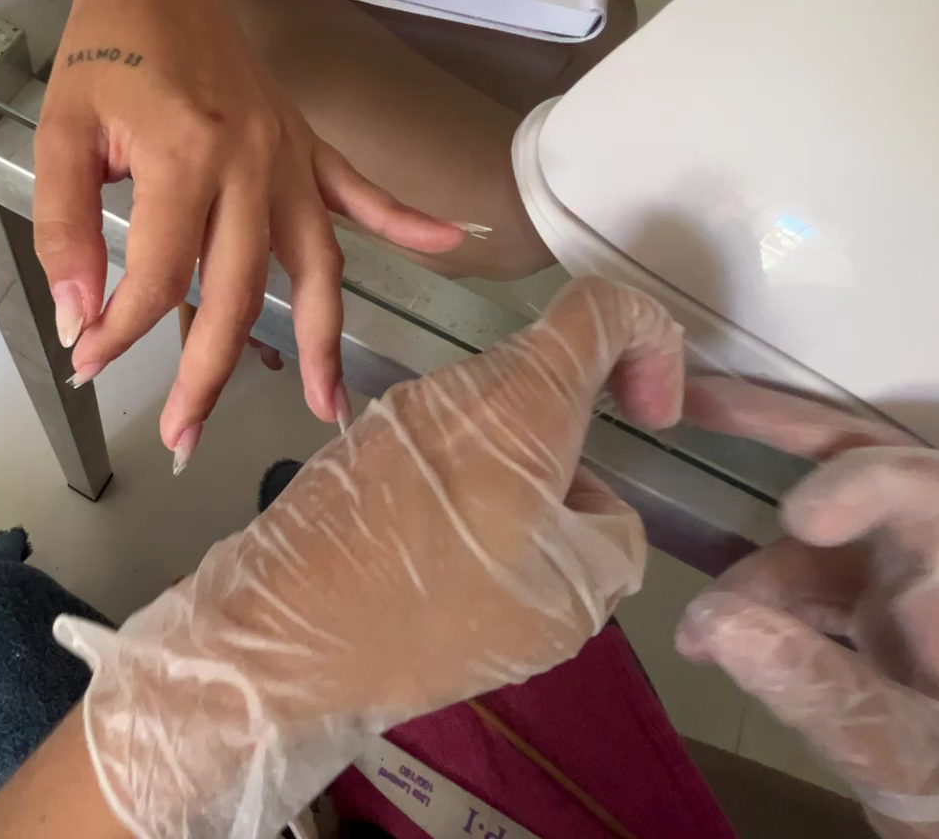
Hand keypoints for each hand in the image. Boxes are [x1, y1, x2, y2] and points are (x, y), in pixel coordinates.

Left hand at [33, 0, 467, 463]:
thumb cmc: (104, 52)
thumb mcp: (60, 135)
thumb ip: (64, 227)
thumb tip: (78, 316)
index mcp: (185, 160)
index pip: (157, 277)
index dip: (118, 330)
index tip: (87, 359)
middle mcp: (252, 167)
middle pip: (240, 295)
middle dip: (208, 376)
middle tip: (182, 441)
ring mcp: (289, 158)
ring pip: (315, 267)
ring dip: (323, 341)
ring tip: (325, 408)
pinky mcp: (306, 147)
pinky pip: (361, 192)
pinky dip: (405, 222)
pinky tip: (448, 243)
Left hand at [55, 278, 684, 838]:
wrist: (288, 632)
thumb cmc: (437, 614)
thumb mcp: (575, 594)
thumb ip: (608, 525)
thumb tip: (577, 496)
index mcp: (518, 404)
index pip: (597, 307)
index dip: (650, 341)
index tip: (649, 419)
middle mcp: (453, 387)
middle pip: (542, 372)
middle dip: (577, 438)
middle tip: (568, 532)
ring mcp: (397, 410)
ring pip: (490, 415)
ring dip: (519, 471)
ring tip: (501, 562)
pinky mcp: (359, 442)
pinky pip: (440, 441)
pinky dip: (468, 481)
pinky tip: (446, 555)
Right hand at [675, 378, 938, 838]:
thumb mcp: (903, 768)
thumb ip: (812, 690)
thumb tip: (707, 617)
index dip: (873, 480)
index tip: (791, 516)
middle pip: (886, 467)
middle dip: (787, 428)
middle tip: (697, 402)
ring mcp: (924, 596)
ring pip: (831, 538)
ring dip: (752, 567)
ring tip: (700, 633)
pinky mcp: (893, 620)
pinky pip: (813, 584)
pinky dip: (756, 604)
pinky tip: (714, 643)